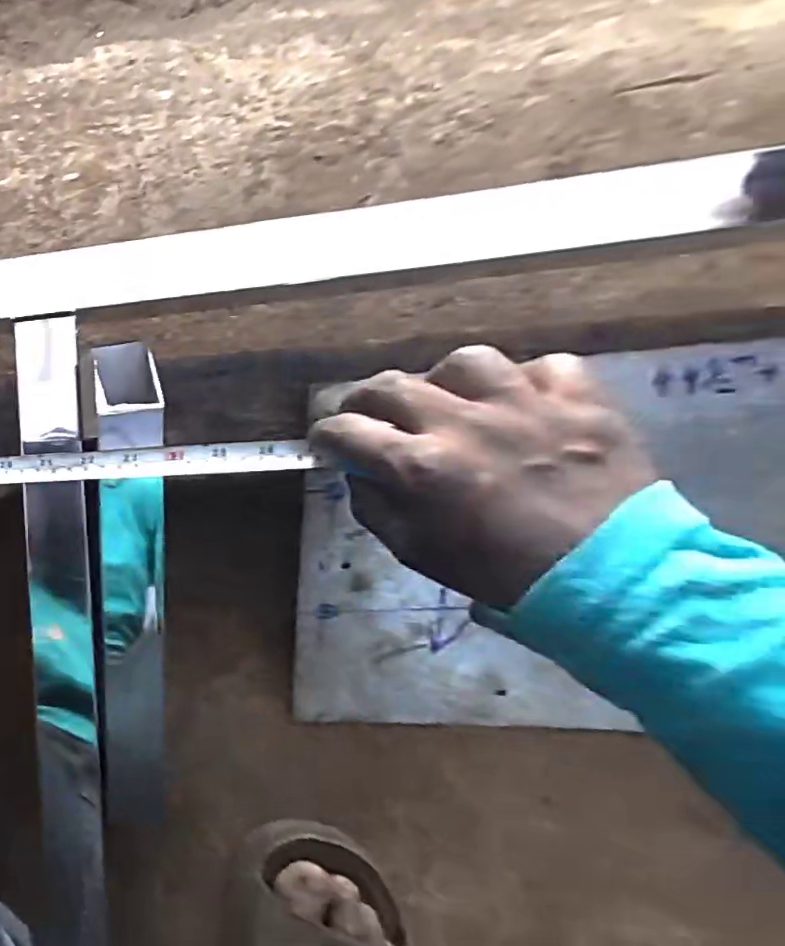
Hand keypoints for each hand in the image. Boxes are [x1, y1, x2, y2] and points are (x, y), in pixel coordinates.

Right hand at [308, 345, 655, 609]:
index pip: (341, 429)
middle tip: (373, 418)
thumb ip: (373, 501)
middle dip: (365, 401)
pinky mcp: (585, 407)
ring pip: (464, 362)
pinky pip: (548, 367)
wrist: (618, 583)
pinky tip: (518, 404)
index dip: (327, 436)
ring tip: (451, 402)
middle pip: (388, 385)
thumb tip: (359, 469)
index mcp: (416, 465)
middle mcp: (462, 426)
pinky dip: (526, 381)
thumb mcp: (409, 546)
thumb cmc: (499, 570)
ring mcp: (527, 410)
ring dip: (445, 382)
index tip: (332, 446)